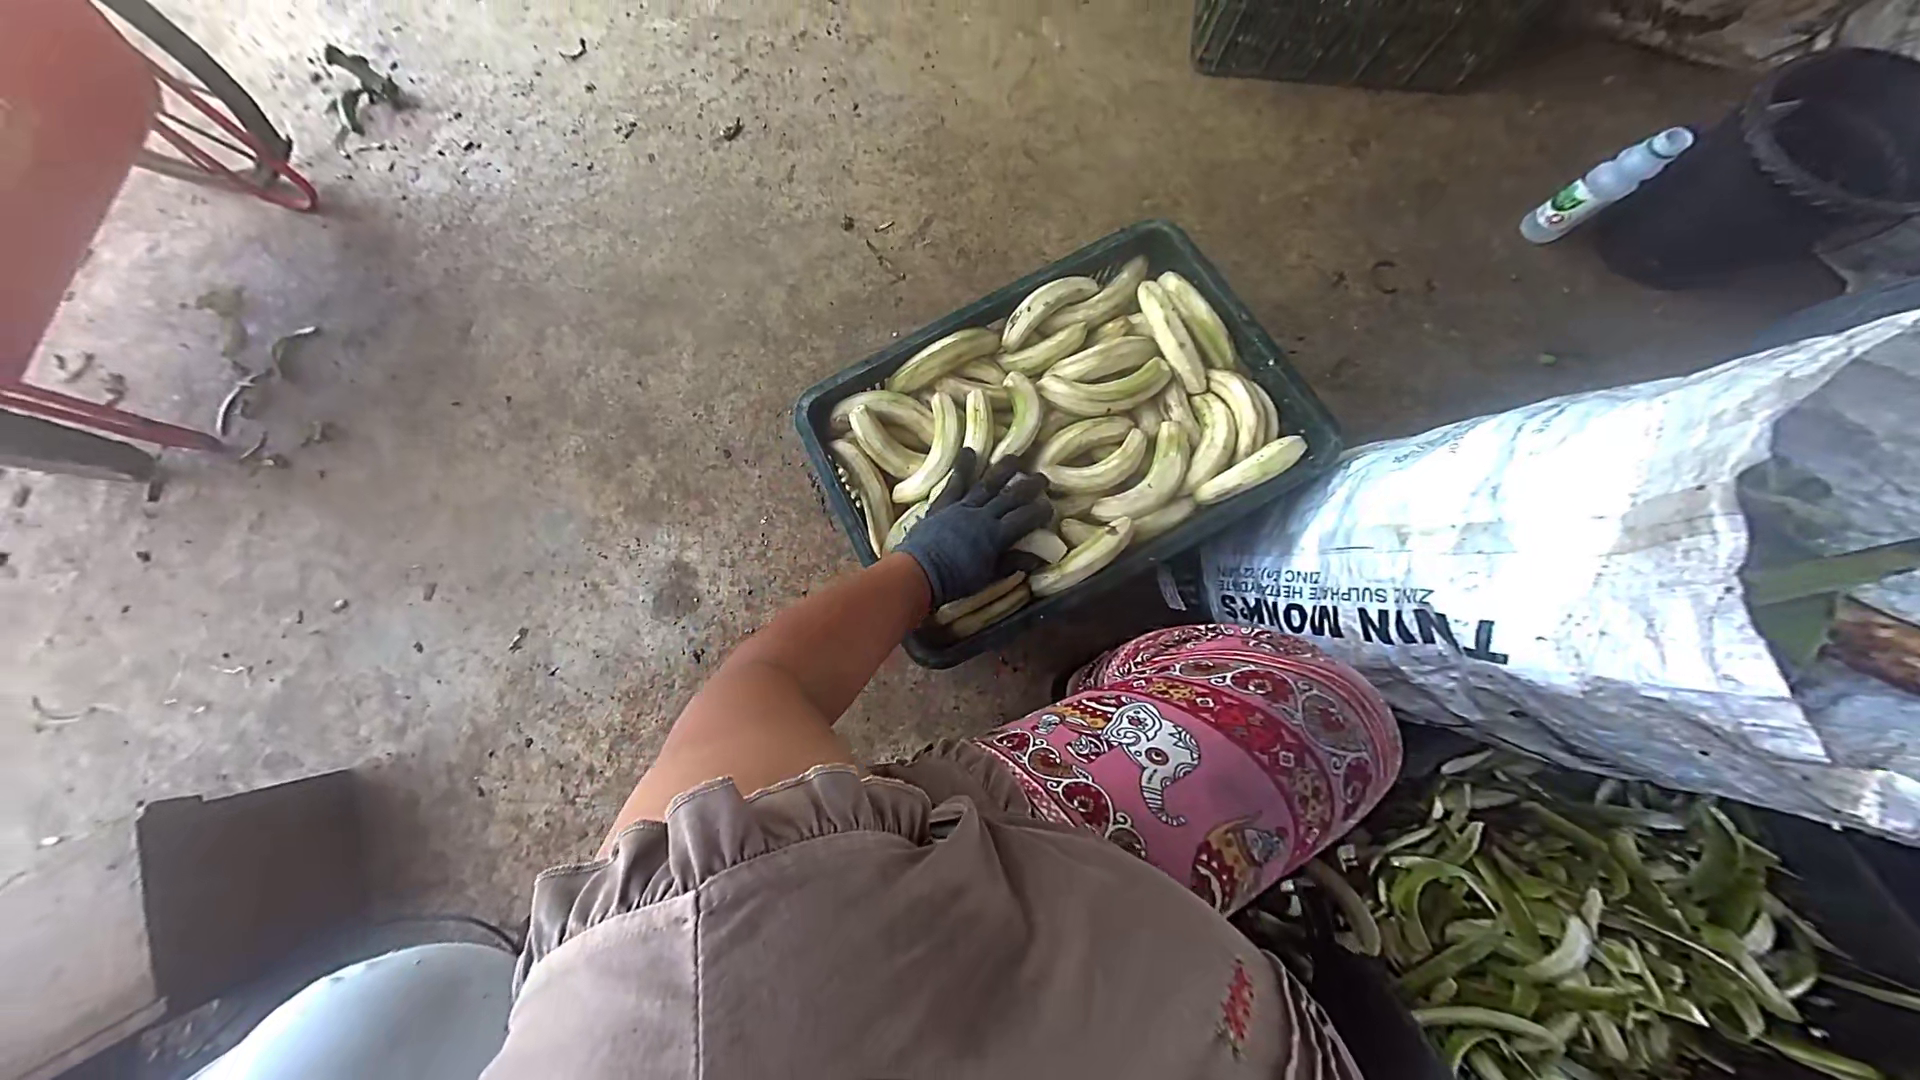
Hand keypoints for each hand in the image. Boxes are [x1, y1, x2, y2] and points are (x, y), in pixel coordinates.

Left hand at [895, 449, 1049, 607]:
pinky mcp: (943, 504)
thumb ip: (1012, 563)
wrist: (918, 572)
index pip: (1026, 518)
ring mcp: (962, 506)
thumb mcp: (988, 577)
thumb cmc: (954, 580)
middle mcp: (983, 515)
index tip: (1050, 507)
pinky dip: (962, 466)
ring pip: (987, 482)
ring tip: (1015, 458)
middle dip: (1030, 486)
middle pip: (1011, 495)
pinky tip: (969, 451)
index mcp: (996, 535)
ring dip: (1003, 469)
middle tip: (1042, 478)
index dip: (1040, 511)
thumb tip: (1038, 559)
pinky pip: (955, 482)